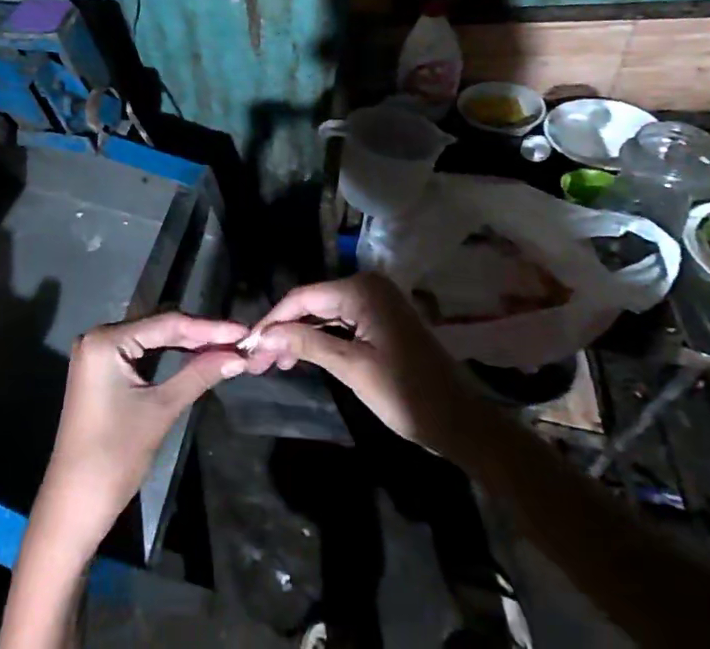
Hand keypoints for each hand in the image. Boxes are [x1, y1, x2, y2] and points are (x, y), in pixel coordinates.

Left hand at [33, 312, 248, 552]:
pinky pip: (139, 353)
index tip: (244, 332)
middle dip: (199, 334)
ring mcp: (96, 353)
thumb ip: (199, 375)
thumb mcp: (162, 409)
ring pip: (150, 339)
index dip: (209, 328)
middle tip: (239, 340)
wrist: (76, 498)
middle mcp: (97, 336)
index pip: (167, 323)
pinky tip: (195, 357)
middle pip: (158, 326)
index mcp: (106, 339)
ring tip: (225, 347)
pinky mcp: (99, 370)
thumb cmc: (116, 454)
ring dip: (186, 344)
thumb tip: (239, 356)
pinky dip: (167, 356)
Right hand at [244, 272, 478, 457]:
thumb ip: (305, 342)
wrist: (462, 423)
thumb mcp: (350, 367)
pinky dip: (320, 339)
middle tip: (257, 361)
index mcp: (362, 290)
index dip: (272, 321)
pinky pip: (341, 323)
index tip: (247, 346)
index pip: (302, 298)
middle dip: (283, 330)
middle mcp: (368, 287)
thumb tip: (262, 335)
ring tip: (274, 363)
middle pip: (312, 304)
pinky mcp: (382, 322)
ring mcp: (377, 304)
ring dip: (299, 336)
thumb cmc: (406, 393)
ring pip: (324, 314)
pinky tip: (300, 357)